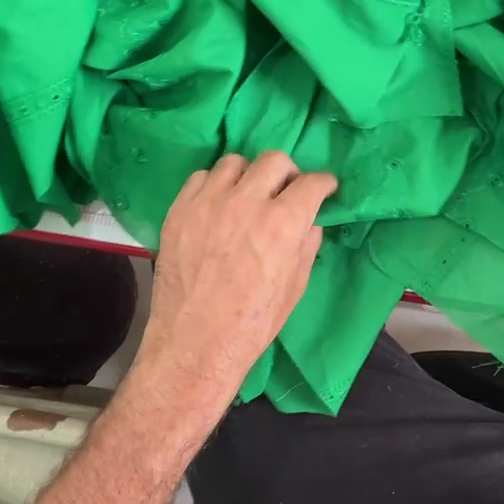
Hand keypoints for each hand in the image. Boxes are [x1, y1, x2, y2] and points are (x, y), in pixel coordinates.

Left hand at [128, 152, 336, 425]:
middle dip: (288, 172)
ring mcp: (208, 204)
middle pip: (274, 160)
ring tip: (248, 195)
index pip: (312, 183)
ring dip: (249, 175)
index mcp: (282, 223)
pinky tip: (218, 205)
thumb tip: (310, 222)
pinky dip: (215, 185)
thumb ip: (307, 245)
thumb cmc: (254, 322)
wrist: (196, 343)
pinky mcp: (179, 211)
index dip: (324, 184)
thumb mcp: (296, 286)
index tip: (324, 188)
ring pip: (234, 162)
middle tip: (286, 191)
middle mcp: (246, 203)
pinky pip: (200, 177)